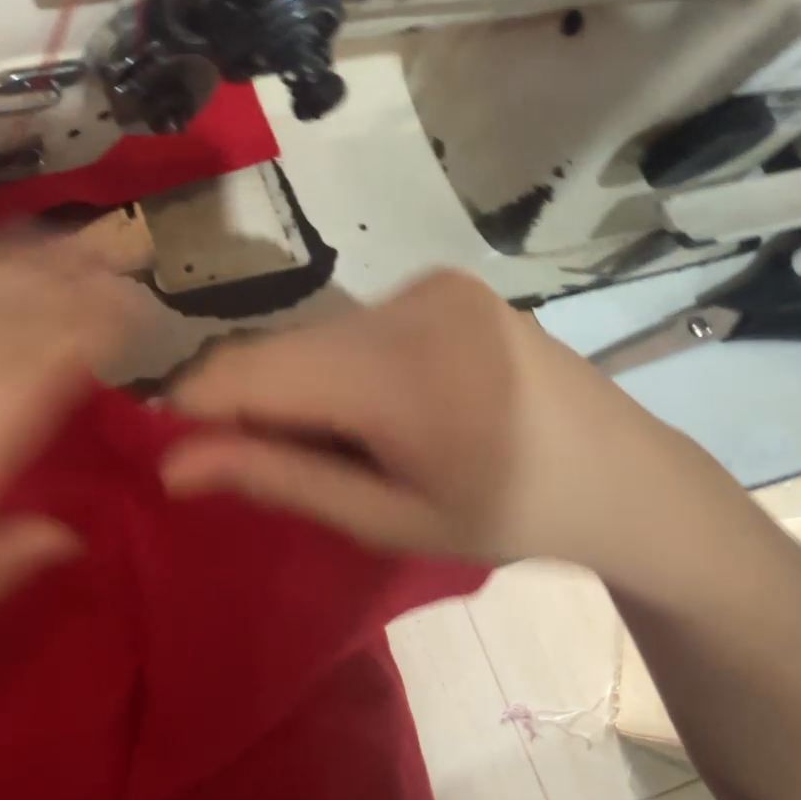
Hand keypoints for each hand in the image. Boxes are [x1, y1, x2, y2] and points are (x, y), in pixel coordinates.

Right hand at [162, 269, 723, 569]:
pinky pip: (342, 327)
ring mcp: (428, 284)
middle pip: (272, 352)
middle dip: (249, 407)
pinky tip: (377, 407)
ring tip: (348, 441)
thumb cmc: (508, 517)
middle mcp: (409, 305)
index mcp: (402, 373)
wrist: (630, 477)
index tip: (185, 457)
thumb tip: (170, 465)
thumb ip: (275, 480)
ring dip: (291, 389)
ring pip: (303, 338)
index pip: (246, 372)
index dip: (193, 408)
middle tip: (290, 466)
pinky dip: (330, 369)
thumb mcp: (384, 518)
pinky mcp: (438, 281)